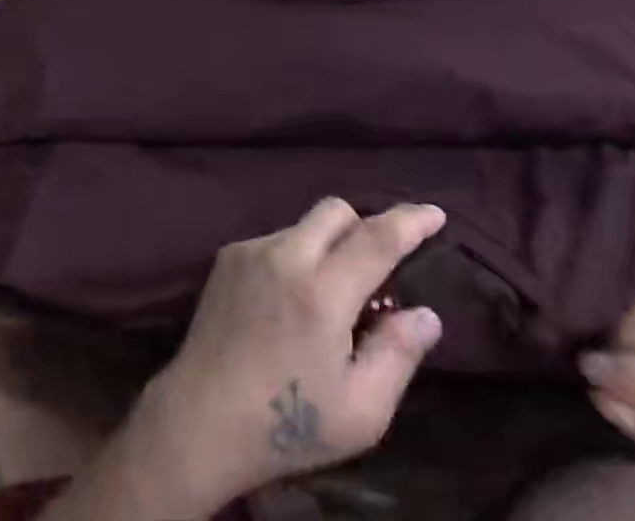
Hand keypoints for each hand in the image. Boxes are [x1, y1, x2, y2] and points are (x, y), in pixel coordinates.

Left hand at [45, 199, 444, 519]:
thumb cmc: (287, 424)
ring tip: (328, 298)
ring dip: (327, 245)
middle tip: (378, 269)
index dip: (409, 221)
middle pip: (334, 211)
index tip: (434, 212)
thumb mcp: (362, 409)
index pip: (376, 239)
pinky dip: (296, 255)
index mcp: (320, 292)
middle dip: (365, 226)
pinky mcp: (225, 259)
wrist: (200, 419)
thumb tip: (425, 313)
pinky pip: (275, 240)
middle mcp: (282, 256)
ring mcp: (248, 253)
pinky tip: (290, 300)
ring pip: (302, 225)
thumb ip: (398, 353)